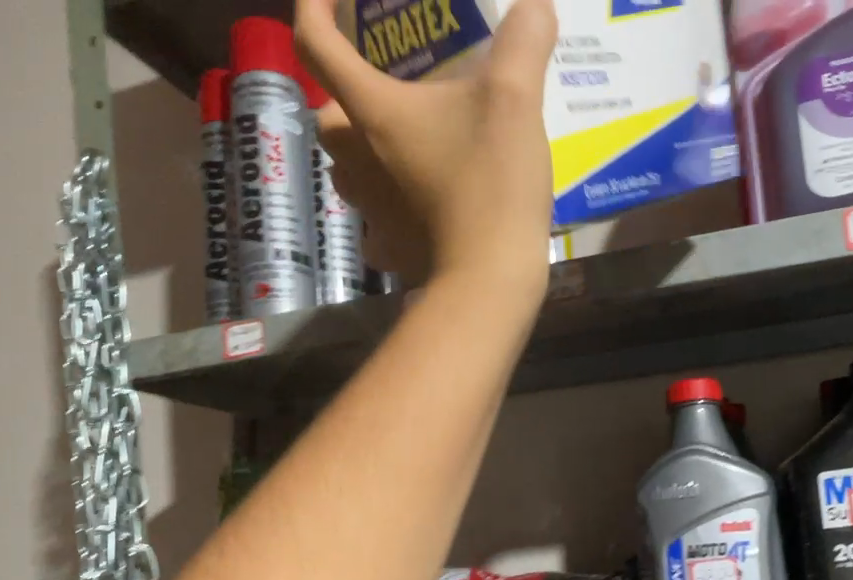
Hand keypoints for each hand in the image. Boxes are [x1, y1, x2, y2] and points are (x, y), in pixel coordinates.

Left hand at [295, 0, 556, 301]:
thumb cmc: (490, 183)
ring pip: (350, 171)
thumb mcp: (516, 100)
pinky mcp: (390, 250)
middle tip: (392, 89)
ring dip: (369, 154)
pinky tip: (422, 206)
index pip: (316, 44)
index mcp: (371, 111)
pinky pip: (378, 221)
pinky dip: (393, 208)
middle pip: (331, 116)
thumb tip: (537, 6)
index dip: (315, 8)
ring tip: (410, 147)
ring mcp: (368, 212)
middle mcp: (354, 160)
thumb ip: (524, 43)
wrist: (490, 279)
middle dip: (350, 97)